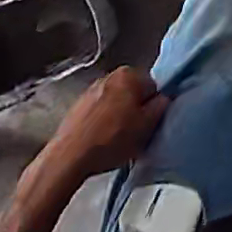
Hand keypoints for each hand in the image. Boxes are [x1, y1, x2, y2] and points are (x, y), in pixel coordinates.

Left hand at [41, 66, 169, 179]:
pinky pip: (99, 112)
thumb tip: (163, 99)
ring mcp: (90, 90)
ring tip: (116, 140)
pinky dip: (102, 122)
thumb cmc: (111, 139)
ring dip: (118, 117)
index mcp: (128, 74)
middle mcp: (109, 75)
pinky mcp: (77, 106)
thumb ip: (161, 107)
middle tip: (134, 133)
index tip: (147, 125)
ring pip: (115, 102)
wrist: (68, 157)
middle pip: (133, 93)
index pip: (152, 87)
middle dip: (135, 110)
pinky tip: (100, 140)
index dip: (152, 108)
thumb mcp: (146, 126)